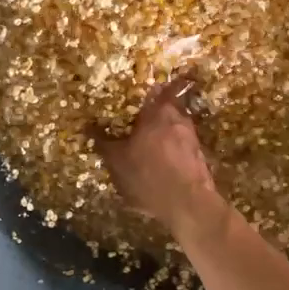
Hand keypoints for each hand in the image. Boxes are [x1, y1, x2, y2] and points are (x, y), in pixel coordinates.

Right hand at [94, 79, 224, 236]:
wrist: (188, 203)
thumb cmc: (148, 174)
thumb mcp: (117, 161)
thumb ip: (104, 143)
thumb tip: (88, 127)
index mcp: (159, 112)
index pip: (167, 87)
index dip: (163, 85)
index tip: (156, 85)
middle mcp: (180, 120)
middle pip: (170, 108)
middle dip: (158, 113)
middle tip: (142, 119)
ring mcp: (193, 140)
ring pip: (176, 129)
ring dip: (165, 134)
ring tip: (149, 144)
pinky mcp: (200, 159)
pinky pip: (182, 148)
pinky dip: (172, 152)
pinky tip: (162, 164)